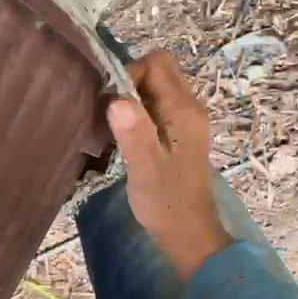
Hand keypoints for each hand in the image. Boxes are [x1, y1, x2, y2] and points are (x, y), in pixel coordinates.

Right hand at [105, 51, 232, 281]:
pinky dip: (135, 112)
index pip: (157, 64)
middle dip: (128, 82)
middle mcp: (188, 108)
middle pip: (158, 71)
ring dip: (130, 98)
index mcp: (184, 111)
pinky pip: (154, 106)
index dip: (129, 73)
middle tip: (108, 112)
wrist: (188, 234)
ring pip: (155, 89)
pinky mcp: (175, 134)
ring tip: (110, 124)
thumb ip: (134, 133)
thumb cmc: (167, 203)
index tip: (110, 102)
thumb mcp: (146, 169)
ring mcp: (183, 121)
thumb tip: (116, 100)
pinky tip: (120, 135)